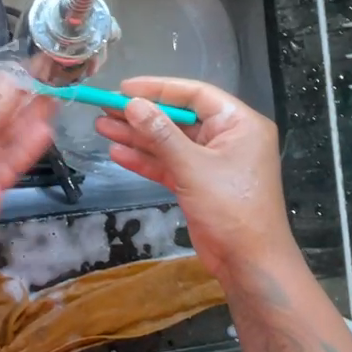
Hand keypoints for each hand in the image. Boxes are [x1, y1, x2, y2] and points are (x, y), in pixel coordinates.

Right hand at [94, 77, 293, 279]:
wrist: (249, 262)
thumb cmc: (230, 208)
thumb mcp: (192, 167)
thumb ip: (160, 134)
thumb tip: (132, 104)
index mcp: (238, 124)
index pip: (195, 95)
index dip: (158, 89)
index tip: (124, 88)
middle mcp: (227, 138)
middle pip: (178, 118)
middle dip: (142, 115)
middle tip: (105, 108)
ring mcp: (212, 162)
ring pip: (169, 142)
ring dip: (137, 137)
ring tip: (102, 127)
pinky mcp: (198, 184)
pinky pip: (169, 164)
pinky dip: (145, 160)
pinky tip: (118, 154)